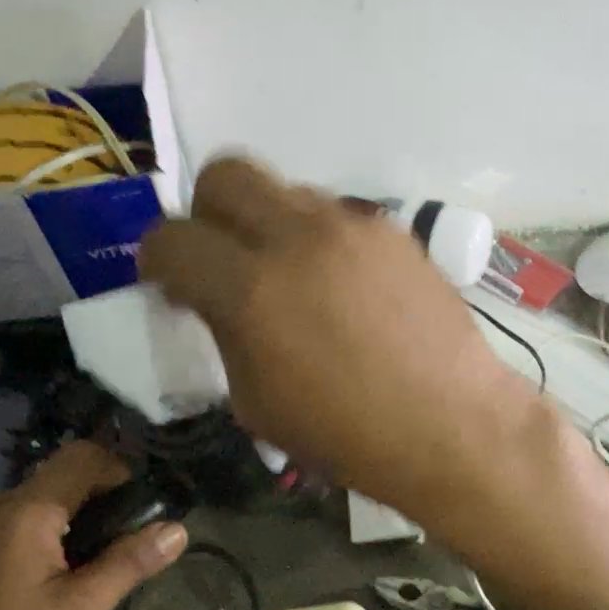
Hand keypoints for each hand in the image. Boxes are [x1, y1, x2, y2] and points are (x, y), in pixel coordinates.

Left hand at [0, 442, 187, 609]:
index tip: (138, 507)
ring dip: (57, 524)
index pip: (82, 456)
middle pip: (55, 481)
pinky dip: (26, 537)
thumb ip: (129, 563)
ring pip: (26, 504)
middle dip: (91, 505)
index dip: (118, 469)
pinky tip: (26, 588)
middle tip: (110, 553)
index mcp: (26, 511)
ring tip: (70, 576)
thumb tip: (178, 529)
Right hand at [140, 156, 543, 514]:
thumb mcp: (257, 402)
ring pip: (286, 191)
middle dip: (208, 211)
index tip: (170, 283)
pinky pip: (337, 216)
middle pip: (226, 174)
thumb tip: (212, 299)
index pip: (170, 238)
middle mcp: (298, 238)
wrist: (451, 424)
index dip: (157, 260)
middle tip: (222, 257)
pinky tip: (343, 288)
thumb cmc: (348, 435)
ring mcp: (352, 226)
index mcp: (250, 289)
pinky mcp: (394, 231)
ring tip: (293, 278)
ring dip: (270, 225)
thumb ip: (224, 333)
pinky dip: (321, 241)